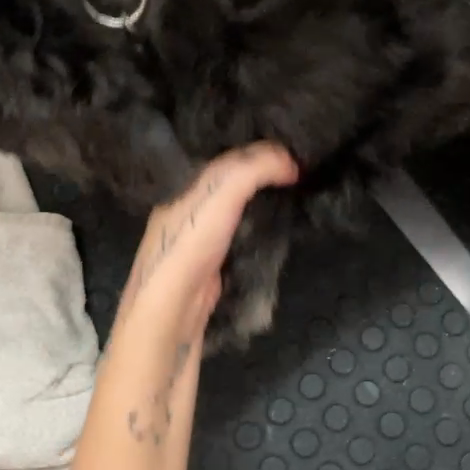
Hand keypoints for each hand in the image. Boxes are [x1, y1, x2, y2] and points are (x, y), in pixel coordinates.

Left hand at [110, 143, 298, 352]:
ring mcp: (196, 244)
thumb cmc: (188, 248)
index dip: (258, 151)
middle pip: (228, 184)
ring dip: (261, 204)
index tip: (296, 151)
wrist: (167, 318)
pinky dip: (257, 232)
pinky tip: (275, 230)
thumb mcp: (220, 195)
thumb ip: (252, 170)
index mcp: (179, 188)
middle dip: (261, 174)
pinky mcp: (209, 271)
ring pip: (234, 213)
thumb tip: (290, 162)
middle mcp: (184, 212)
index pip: (224, 158)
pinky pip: (237, 241)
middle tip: (301, 169)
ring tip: (295, 194)